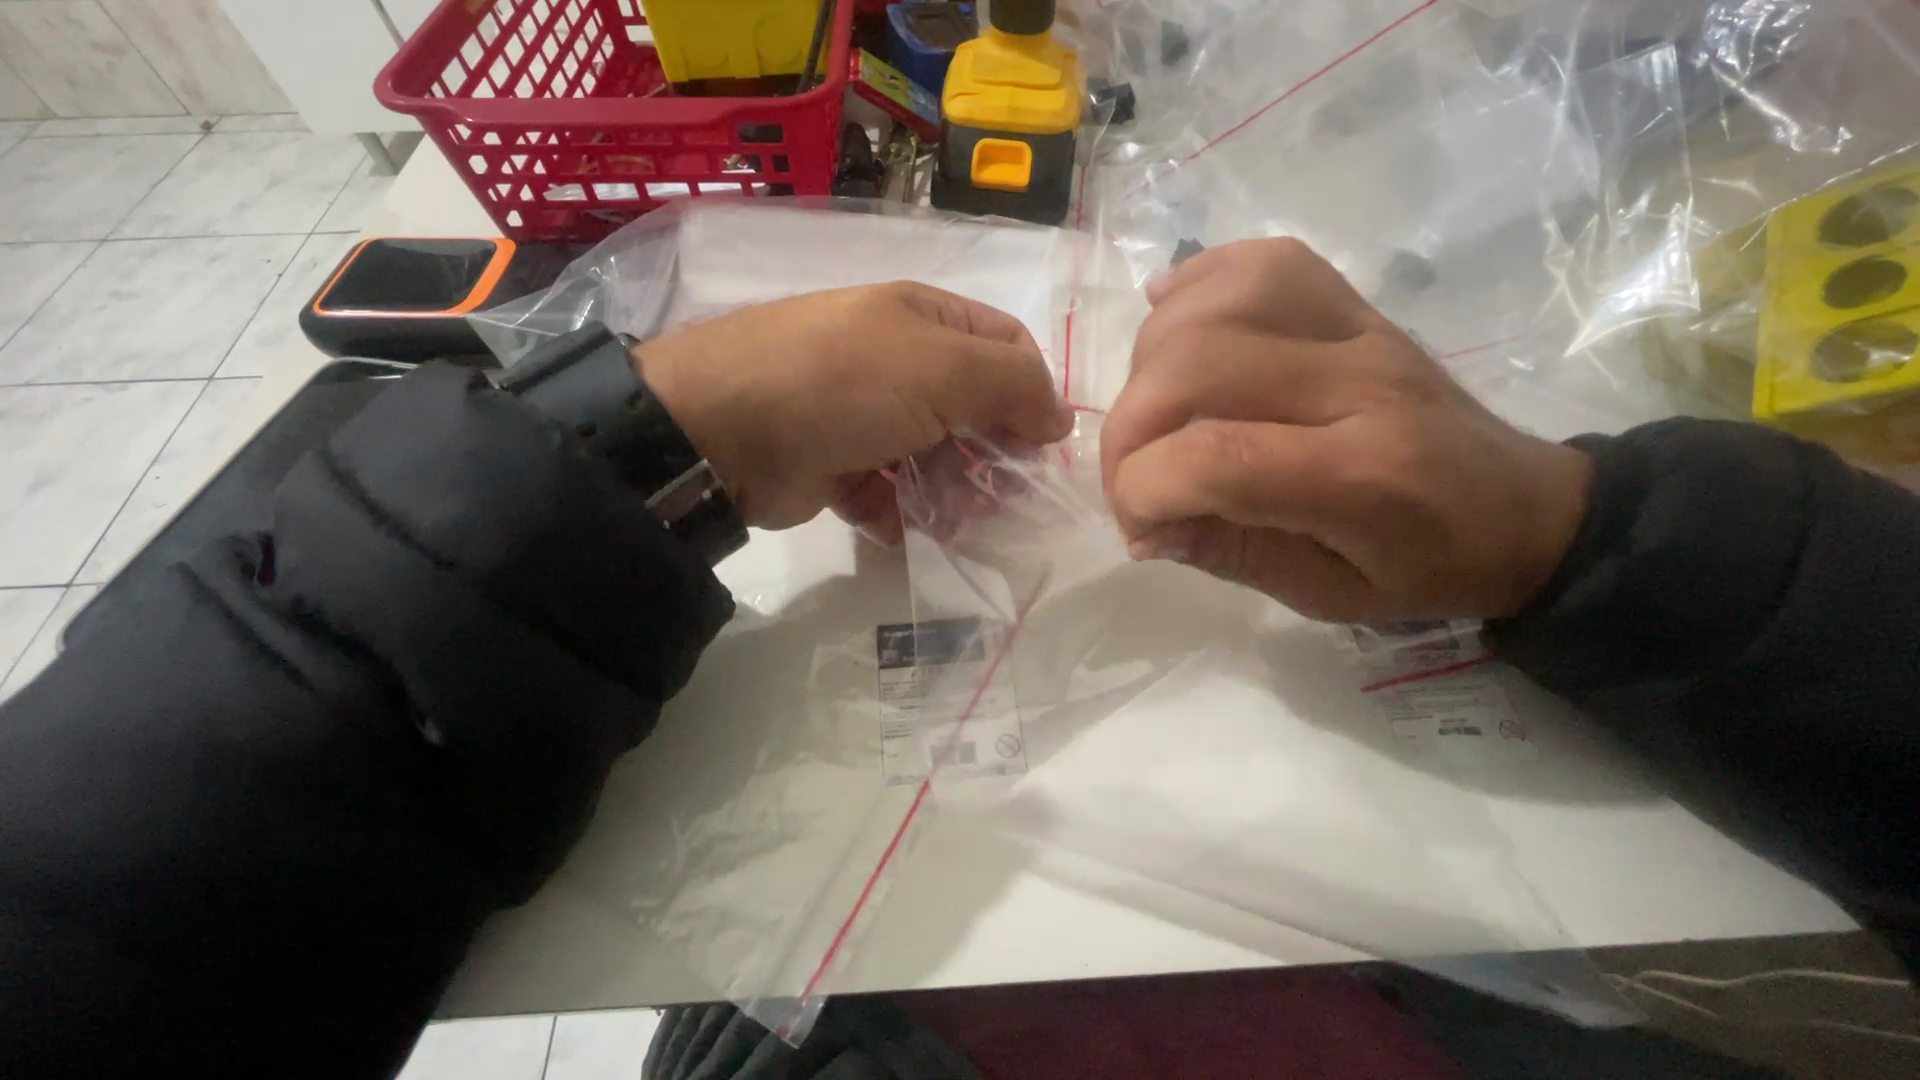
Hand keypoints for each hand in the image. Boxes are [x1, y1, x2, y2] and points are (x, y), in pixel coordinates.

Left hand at [635, 283, 1071, 538]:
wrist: (723, 431)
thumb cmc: (845, 384)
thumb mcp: (941, 368)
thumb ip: (1012, 386)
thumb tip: (1057, 418)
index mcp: (923, 320)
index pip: (1006, 348)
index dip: (1033, 395)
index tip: (1040, 449)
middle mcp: (896, 362)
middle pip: (971, 409)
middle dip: (992, 455)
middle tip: (1000, 497)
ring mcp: (862, 415)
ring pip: (932, 457)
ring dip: (952, 493)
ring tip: (952, 521)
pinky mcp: (834, 465)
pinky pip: (886, 492)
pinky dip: (900, 513)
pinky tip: (901, 528)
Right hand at [1101, 239, 1591, 622]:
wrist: (1521, 509)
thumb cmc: (1424, 567)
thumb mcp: (1326, 595)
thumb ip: (1228, 555)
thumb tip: (1143, 524)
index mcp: (1360, 478)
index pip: (1212, 458)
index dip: (1139, 490)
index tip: (1139, 526)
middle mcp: (1356, 385)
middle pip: (1196, 364)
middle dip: (1128, 427)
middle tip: (1131, 472)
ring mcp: (1358, 329)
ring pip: (1219, 301)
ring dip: (1152, 357)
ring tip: (1152, 410)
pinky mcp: (1355, 303)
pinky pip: (1261, 262)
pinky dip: (1197, 285)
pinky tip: (1172, 321)